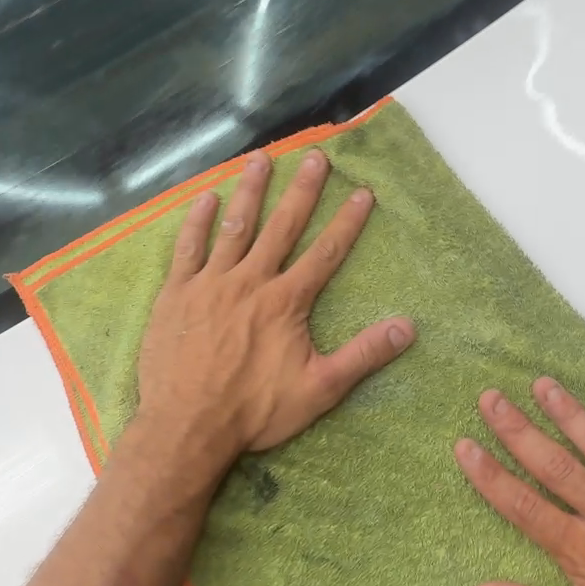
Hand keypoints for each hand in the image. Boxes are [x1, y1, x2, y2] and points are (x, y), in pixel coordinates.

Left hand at [138, 147, 414, 460]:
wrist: (186, 428)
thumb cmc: (255, 411)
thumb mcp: (320, 388)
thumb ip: (363, 355)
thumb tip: (408, 327)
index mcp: (286, 301)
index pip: (325, 253)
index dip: (348, 222)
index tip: (363, 193)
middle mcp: (250, 281)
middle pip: (281, 227)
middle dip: (302, 191)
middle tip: (316, 157)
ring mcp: (210, 284)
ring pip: (234, 227)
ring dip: (250, 191)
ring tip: (261, 158)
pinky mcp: (176, 294)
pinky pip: (188, 249)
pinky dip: (197, 221)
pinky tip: (206, 197)